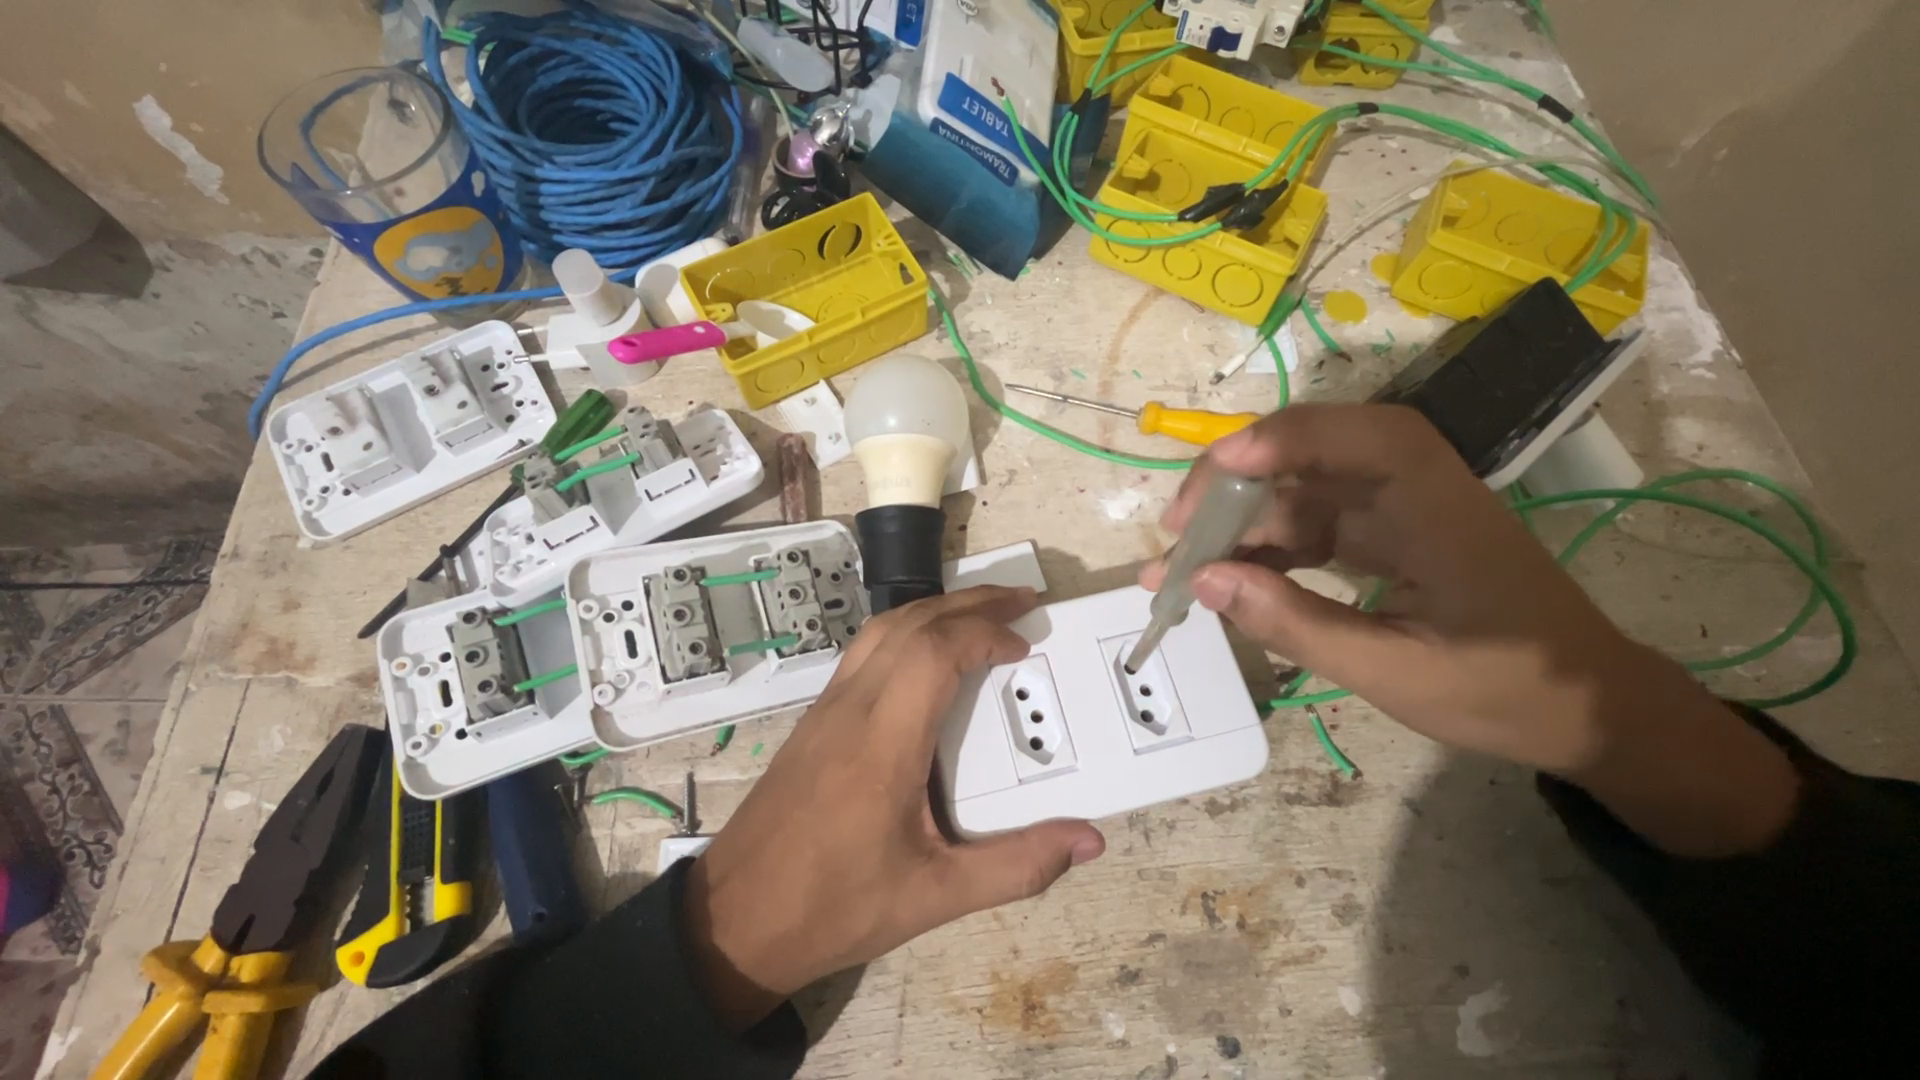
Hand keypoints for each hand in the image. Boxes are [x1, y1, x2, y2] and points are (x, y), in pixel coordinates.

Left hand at [682, 586, 1104, 1029]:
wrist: (736, 919)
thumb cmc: (835, 906)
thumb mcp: (935, 897)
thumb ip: (1016, 867)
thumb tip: (1088, 842)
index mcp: (882, 742)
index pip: (934, 651)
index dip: (984, 632)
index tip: (1023, 647)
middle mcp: (851, 708)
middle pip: (910, 622)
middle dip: (970, 601)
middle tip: (1022, 599)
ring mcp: (826, 708)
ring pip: (881, 628)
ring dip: (935, 609)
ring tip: (982, 612)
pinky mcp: (815, 719)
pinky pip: (865, 650)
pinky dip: (907, 630)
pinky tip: (929, 653)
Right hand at [1143, 405, 1797, 855]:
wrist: (1587, 710)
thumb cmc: (1504, 689)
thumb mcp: (1394, 671)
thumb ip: (1295, 623)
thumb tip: (1202, 580)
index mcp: (1433, 502)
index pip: (1349, 437)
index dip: (1272, 442)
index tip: (1208, 479)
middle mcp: (1411, 487)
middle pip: (1307, 455)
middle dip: (1232, 487)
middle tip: (1173, 534)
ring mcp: (1396, 510)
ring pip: (1299, 492)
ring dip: (1239, 524)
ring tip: (1179, 567)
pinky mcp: (1386, 536)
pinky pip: (1311, 526)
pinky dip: (1266, 549)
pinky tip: (1229, 580)